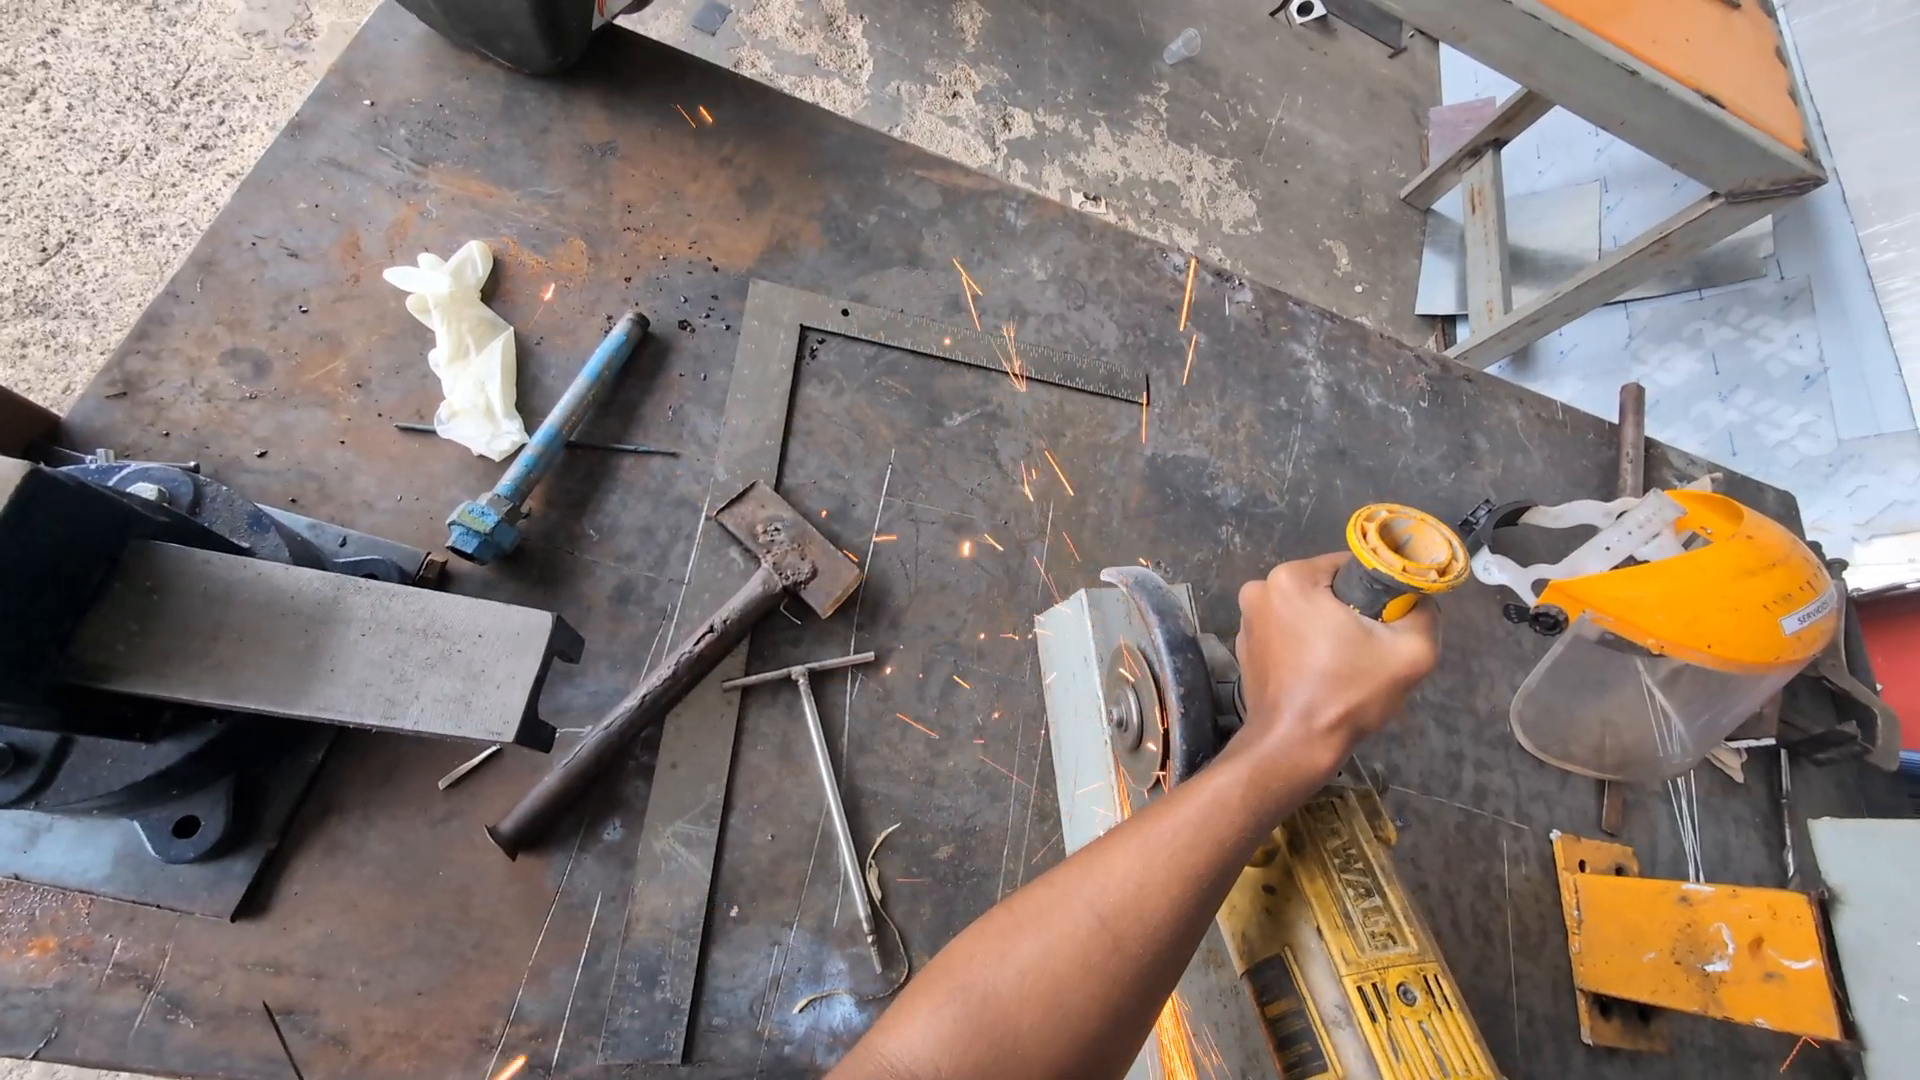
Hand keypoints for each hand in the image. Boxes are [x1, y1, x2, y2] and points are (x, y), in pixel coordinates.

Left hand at [1230, 552, 1440, 780]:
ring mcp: (1246, 620)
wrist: (1294, 743)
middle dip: (1351, 611)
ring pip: (1305, 612)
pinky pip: (1287, 633)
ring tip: (1345, 664)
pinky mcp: (1245, 646)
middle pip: (1325, 588)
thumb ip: (1423, 613)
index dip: (1376, 590)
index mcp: (1290, 578)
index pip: (1349, 566)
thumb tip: (1418, 600)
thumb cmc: (1347, 693)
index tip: (1388, 619)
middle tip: (1370, 647)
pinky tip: (1320, 673)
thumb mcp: (1411, 651)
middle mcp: (1259, 590)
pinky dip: (1305, 645)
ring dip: (1327, 629)